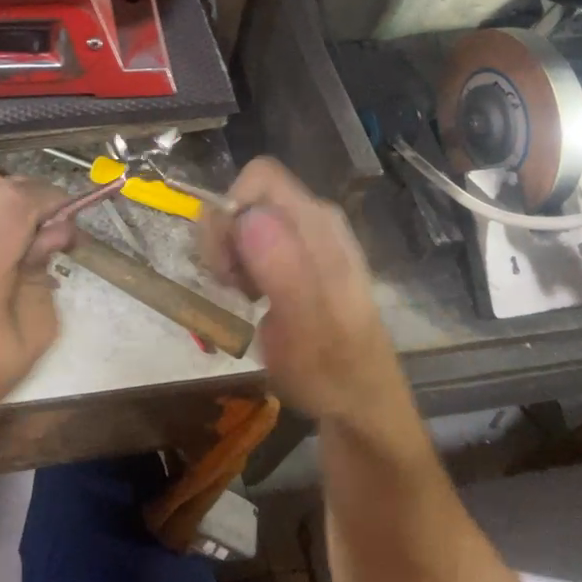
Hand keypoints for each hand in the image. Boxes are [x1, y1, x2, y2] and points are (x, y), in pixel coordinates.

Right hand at [199, 158, 400, 421]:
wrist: (359, 404)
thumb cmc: (332, 372)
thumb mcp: (305, 329)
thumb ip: (282, 270)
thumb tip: (247, 217)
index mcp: (319, 226)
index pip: (260, 177)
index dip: (230, 209)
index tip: (225, 263)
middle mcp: (313, 221)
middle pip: (247, 195)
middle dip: (223, 235)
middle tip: (230, 284)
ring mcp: (305, 240)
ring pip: (243, 218)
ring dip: (227, 253)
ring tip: (243, 295)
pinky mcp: (294, 258)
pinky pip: (249, 241)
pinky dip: (237, 265)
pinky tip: (251, 298)